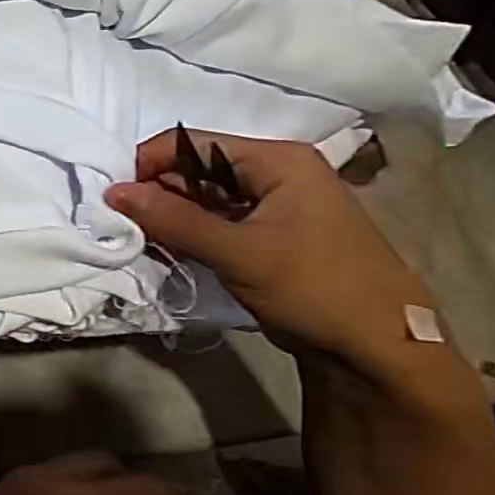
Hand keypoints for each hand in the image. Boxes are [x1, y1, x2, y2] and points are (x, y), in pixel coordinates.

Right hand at [105, 130, 431, 365]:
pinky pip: (220, 222)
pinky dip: (194, 235)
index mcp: (277, 159)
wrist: (380, 351)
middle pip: (199, 169)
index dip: (151, 164)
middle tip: (131, 227)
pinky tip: (175, 253)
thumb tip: (114, 192)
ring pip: (207, 198)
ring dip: (176, 218)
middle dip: (161, 194)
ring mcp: (276, 204)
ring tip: (150, 243)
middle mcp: (276, 172)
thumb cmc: (316, 288)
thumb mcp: (239, 252)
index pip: (194, 143)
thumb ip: (174, 219)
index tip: (118, 199)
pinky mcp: (271, 235)